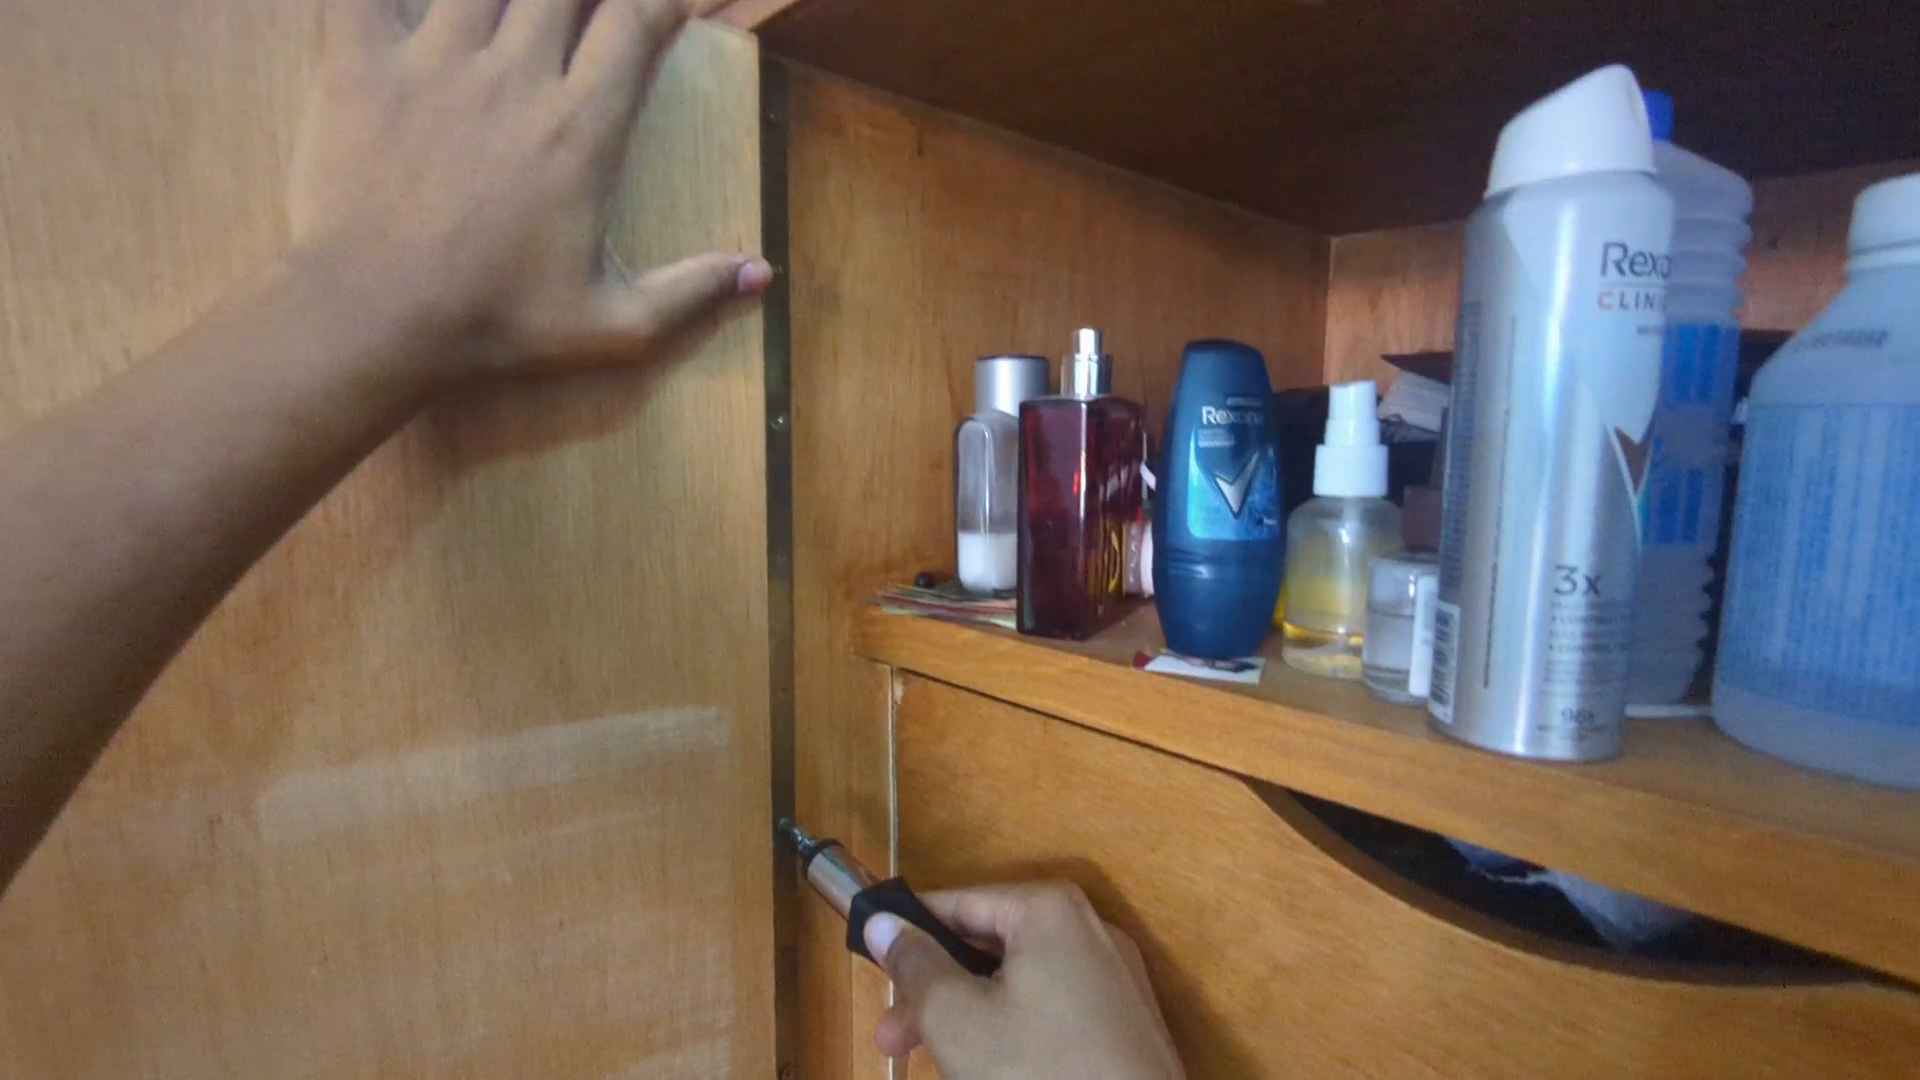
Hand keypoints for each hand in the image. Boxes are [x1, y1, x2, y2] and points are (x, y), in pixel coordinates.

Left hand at [288, 0, 770, 382]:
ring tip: (533, 6)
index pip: (632, 25)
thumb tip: (762, 271)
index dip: (660, 1)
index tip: (674, 4)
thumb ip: (694, 291)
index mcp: (581, 134)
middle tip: (595, 10)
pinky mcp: (357, 59)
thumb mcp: (622, 325)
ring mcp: (432, 59)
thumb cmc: (509, 322)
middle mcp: (515, 78)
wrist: (382, 315)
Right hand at [866, 881, 1185, 1079]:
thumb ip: (914, 966)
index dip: (910, 931)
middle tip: (890, 1037)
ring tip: (931, 1060)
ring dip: (969, 1016)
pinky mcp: (1125, 1023)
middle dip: (934, 991)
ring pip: (1018, 982)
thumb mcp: (958, 1021)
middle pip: (988, 948)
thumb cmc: (1041, 1074)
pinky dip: (1013, 1030)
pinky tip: (989, 1067)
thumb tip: (883, 923)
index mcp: (1049, 908)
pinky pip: (1052, 1008)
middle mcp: (1087, 928)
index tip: (872, 956)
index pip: (959, 903)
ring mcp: (1112, 977)